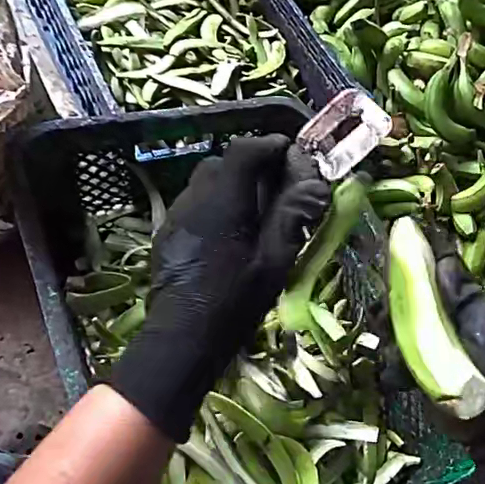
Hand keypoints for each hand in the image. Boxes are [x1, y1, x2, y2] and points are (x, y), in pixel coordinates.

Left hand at [110, 134, 329, 439]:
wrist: (182, 337)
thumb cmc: (234, 301)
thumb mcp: (273, 261)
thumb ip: (292, 216)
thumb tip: (315, 181)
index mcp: (223, 200)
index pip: (246, 149)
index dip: (271, 147)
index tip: (294, 159)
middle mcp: (195, 197)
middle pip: (226, 162)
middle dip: (255, 167)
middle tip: (280, 191)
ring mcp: (177, 213)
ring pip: (208, 181)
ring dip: (235, 186)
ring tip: (256, 214)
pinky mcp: (169, 230)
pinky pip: (196, 202)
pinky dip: (218, 204)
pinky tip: (230, 234)